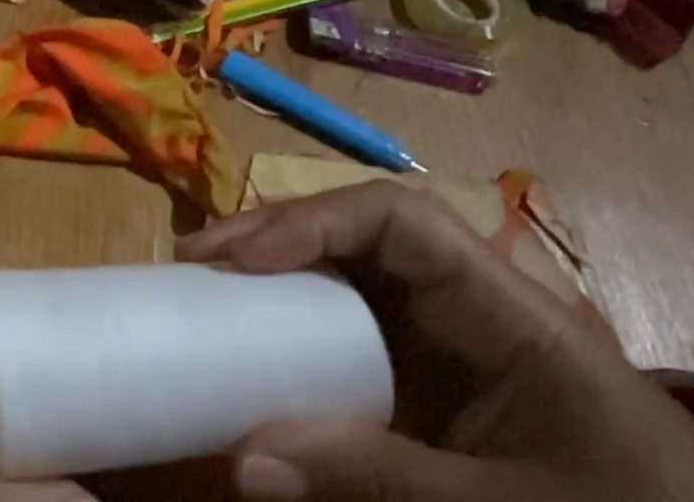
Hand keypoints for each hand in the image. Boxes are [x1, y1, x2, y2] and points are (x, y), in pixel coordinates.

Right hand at [176, 181, 693, 500]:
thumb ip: (381, 478)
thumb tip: (241, 462)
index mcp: (500, 308)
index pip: (396, 219)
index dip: (311, 221)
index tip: (243, 260)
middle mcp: (457, 308)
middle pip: (349, 237)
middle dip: (266, 238)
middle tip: (193, 263)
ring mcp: (435, 348)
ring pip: (338, 280)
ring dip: (267, 276)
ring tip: (201, 288)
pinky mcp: (418, 389)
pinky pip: (341, 339)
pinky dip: (286, 333)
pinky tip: (247, 347)